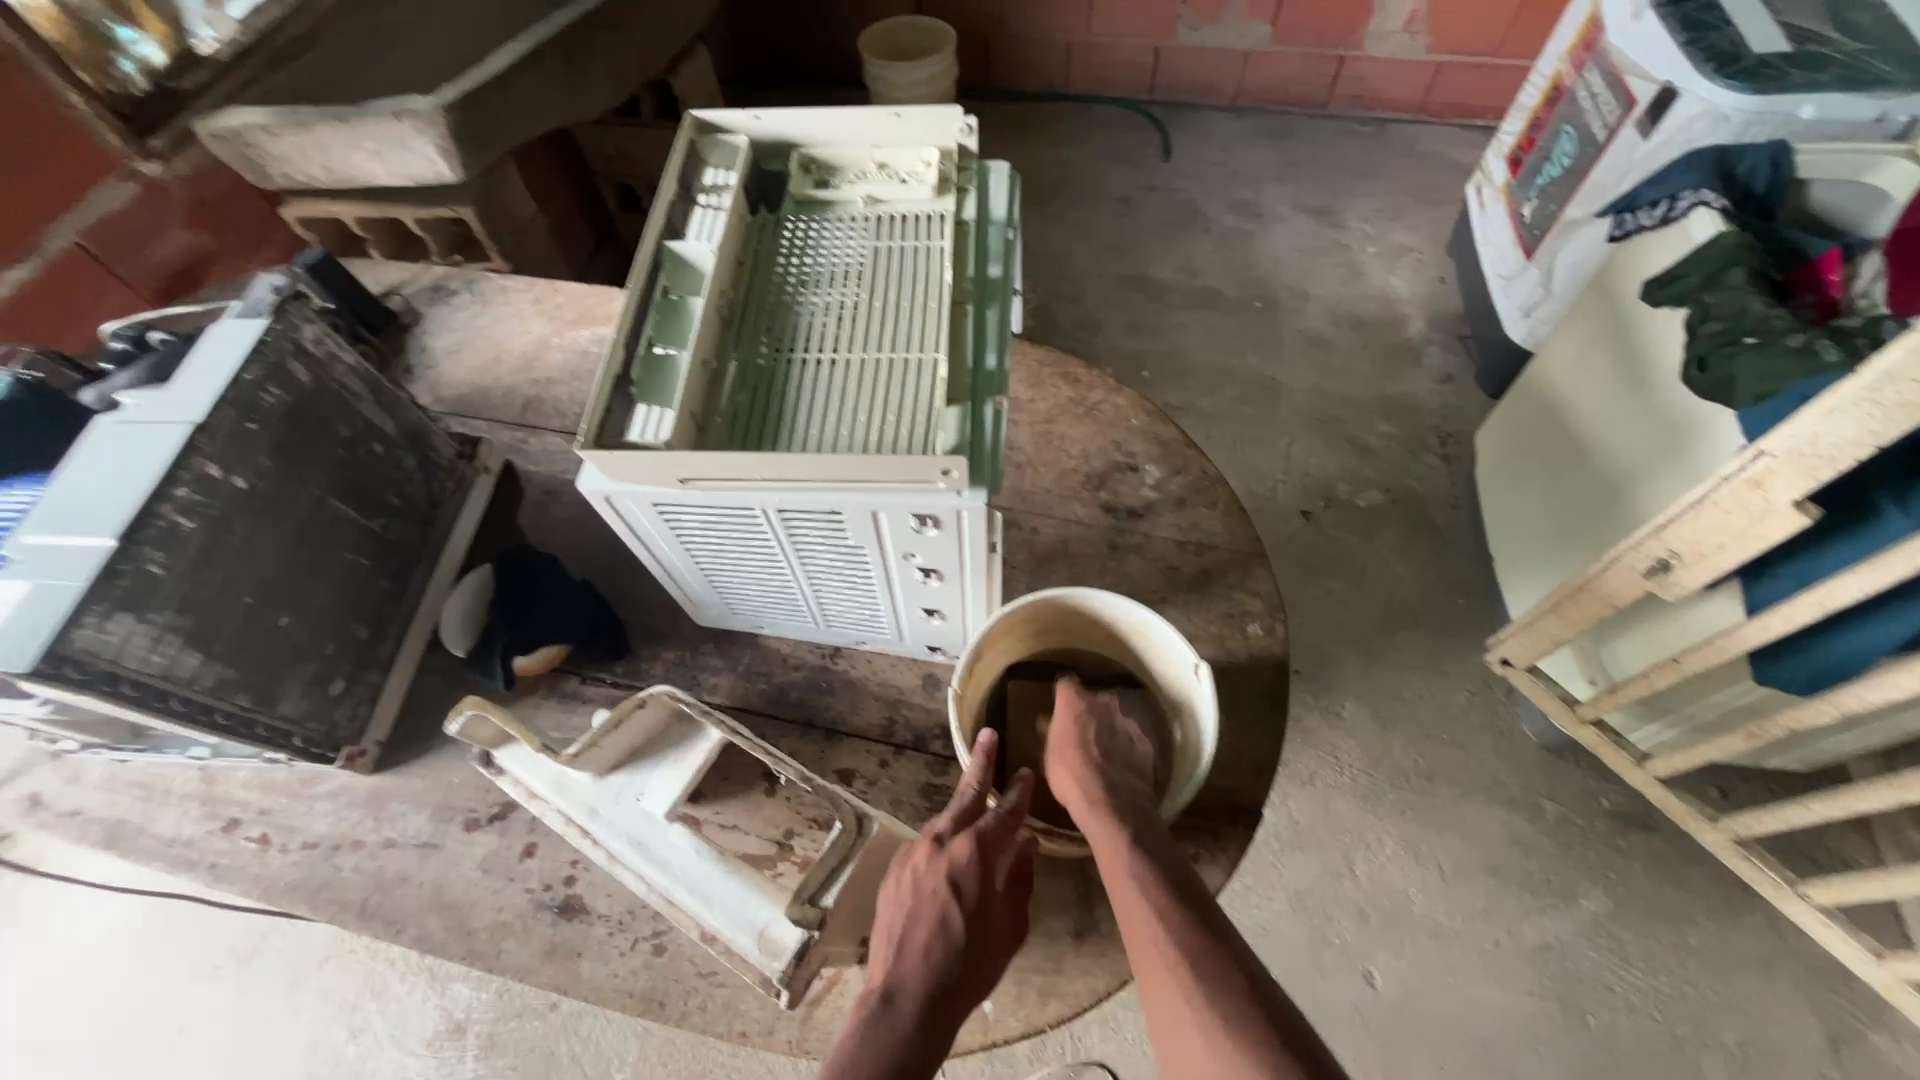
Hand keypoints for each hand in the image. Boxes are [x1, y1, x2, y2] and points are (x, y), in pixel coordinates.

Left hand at [862, 727, 1037, 1033]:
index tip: (1027, 772)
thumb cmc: (969, 966)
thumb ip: (1020, 878)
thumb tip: (1028, 845)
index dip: (1019, 792)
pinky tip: (948, 856)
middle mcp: (941, 841)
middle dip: (981, 763)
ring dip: (961, 811)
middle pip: (966, 794)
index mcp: (976, 851)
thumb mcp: (1011, 927)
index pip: (1005, 811)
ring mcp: (913, 852)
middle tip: (989, 735)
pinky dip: (942, 842)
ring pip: (944, 821)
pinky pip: (925, 845)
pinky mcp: (895, 869)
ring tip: (975, 805)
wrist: (907, 996)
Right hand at [1044, 675, 1160, 837]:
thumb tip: (1062, 726)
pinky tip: (1122, 766)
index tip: (1061, 707)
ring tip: (1105, 753)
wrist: (1114, 804)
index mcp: (1075, 701)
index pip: (1066, 683)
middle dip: (1090, 711)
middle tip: (1084, 733)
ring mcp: (1129, 720)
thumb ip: (1057, 732)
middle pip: (1095, 698)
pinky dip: (1127, 746)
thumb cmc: (1071, 778)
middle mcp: (1104, 702)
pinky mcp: (1147, 741)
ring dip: (1110, 728)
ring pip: (1116, 717)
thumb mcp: (1050, 754)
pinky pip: (1132, 737)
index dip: (1063, 695)